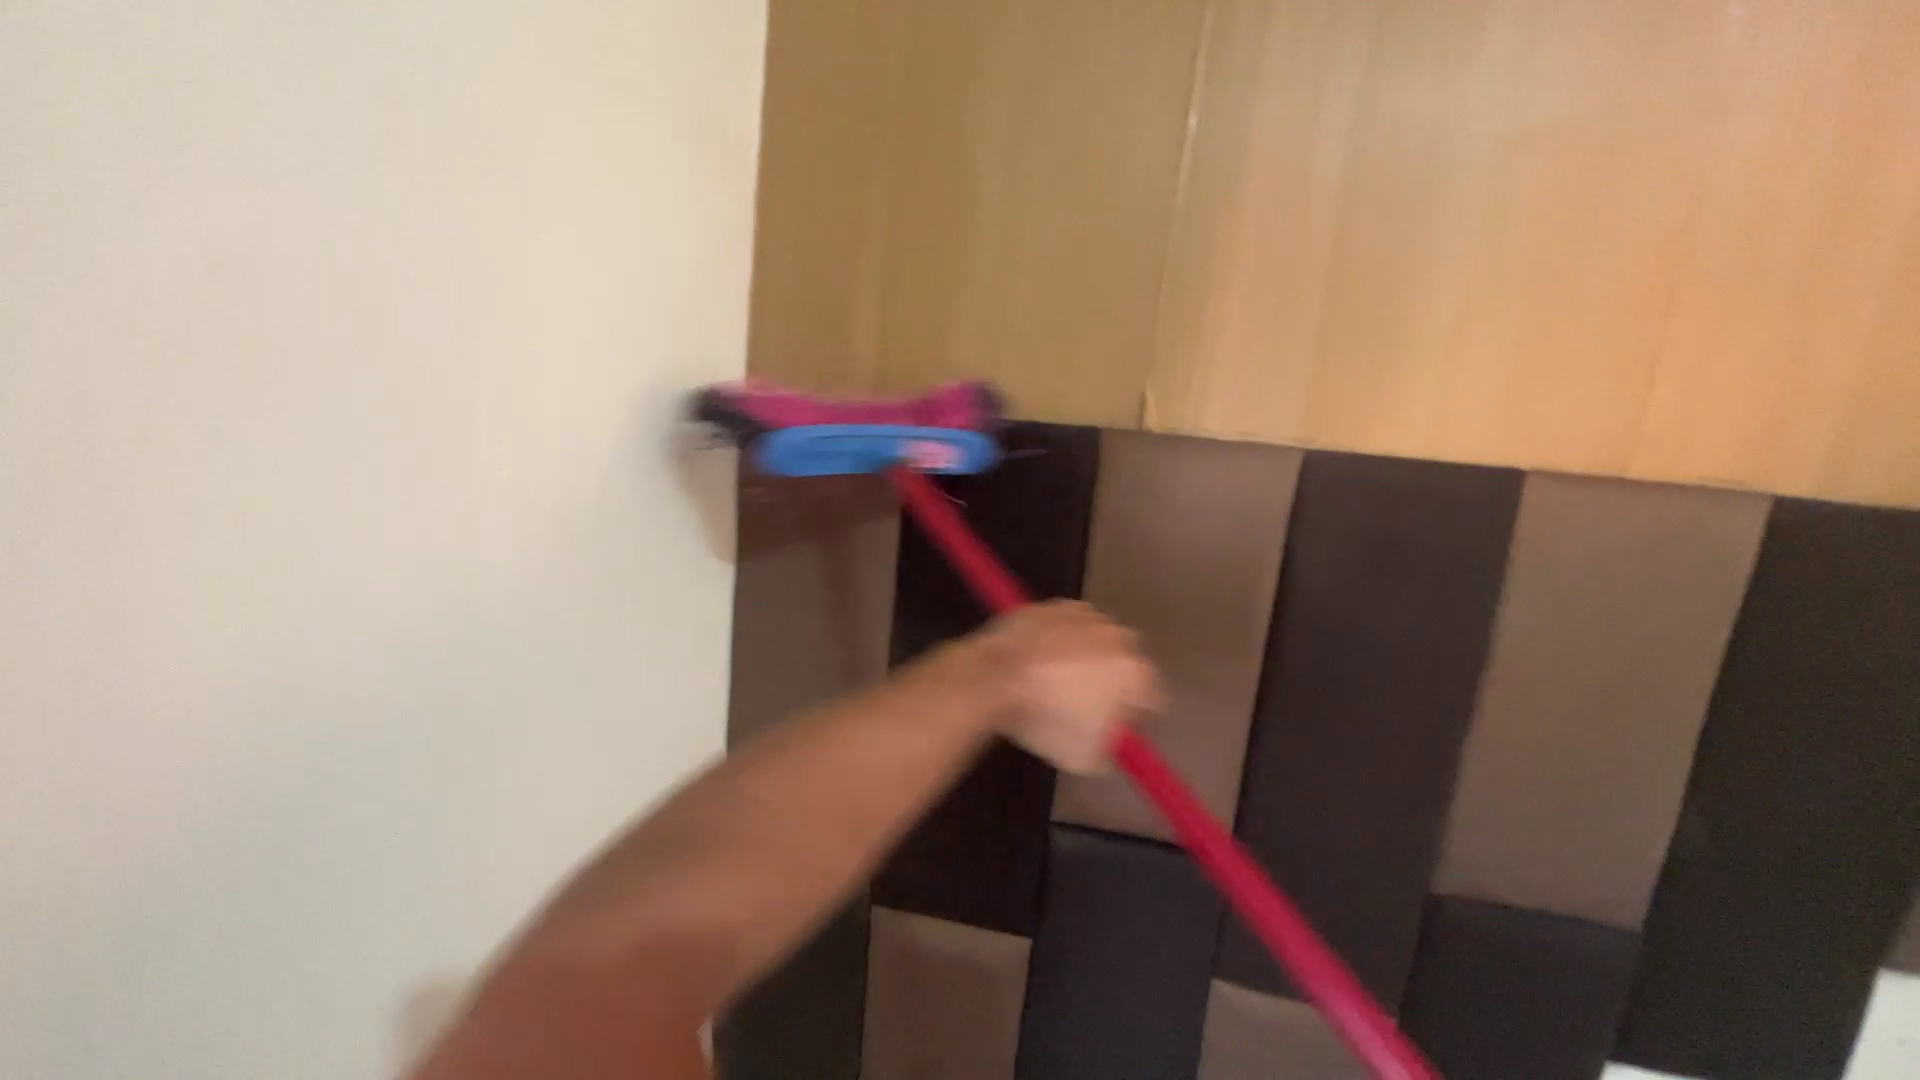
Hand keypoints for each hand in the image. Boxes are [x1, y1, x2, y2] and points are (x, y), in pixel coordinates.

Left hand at [974, 600, 1164, 773]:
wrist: (996, 675)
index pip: (1154, 700)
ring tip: (1055, 681)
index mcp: (1137, 673)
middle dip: (1112, 684)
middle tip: (1082, 705)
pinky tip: (1041, 658)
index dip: (1135, 718)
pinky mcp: (1058, 604)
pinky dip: (1061, 640)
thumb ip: (1111, 749)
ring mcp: (1088, 616)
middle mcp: (1122, 638)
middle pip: (1127, 666)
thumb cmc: (1045, 719)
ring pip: (1098, 643)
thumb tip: (1112, 743)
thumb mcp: (1085, 757)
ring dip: (1087, 659)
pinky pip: (1069, 627)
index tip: (1115, 728)